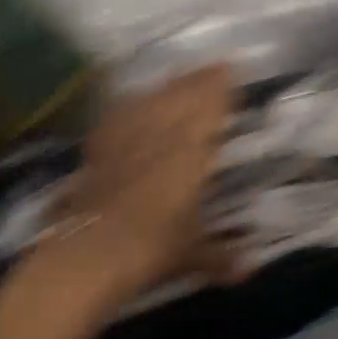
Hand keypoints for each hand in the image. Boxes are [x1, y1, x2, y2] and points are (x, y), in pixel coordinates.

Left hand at [0, 67, 240, 338]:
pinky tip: (129, 103)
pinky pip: (116, 119)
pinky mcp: (98, 151)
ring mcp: (127, 140)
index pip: (210, 105)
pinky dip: (127, 107)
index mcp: (192, 150)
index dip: (221, 86)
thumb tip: (249, 271)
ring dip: (166, 87)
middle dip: (198, 79)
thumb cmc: (152, 248)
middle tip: (211, 67)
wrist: (89, 256)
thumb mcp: (193, 254)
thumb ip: (221, 256)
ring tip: (176, 78)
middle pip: (181, 95)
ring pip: (151, 101)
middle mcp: (162, 135)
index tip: (231, 70)